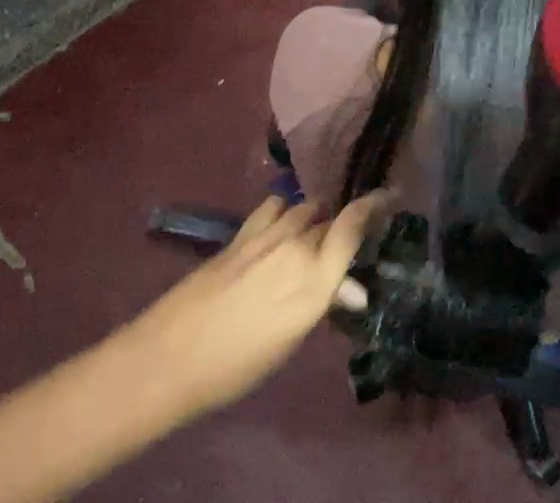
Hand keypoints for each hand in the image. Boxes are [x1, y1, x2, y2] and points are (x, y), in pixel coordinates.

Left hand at [121, 194, 390, 416]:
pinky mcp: (238, 237)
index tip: (389, 195)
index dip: (374, 205)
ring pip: (301, 207)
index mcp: (315, 280)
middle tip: (348, 235)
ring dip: (313, 215)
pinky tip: (279, 226)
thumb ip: (322, 304)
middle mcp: (294, 248)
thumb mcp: (290, 340)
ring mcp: (264, 237)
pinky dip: (283, 211)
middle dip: (342, 222)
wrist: (170, 358)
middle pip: (328, 217)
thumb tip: (351, 289)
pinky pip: (271, 209)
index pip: (352, 226)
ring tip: (314, 229)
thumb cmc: (238, 365)